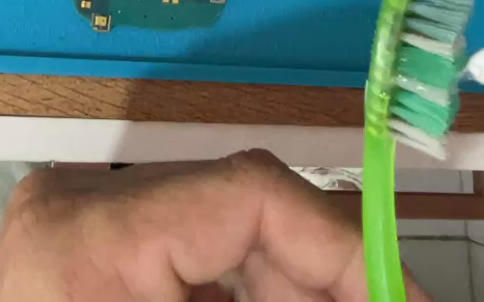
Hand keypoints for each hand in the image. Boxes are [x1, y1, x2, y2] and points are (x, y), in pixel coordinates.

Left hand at [0, 149, 428, 301]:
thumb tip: (385, 296)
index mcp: (93, 233)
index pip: (250, 192)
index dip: (343, 246)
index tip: (401, 294)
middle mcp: (83, 205)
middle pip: (244, 214)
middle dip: (324, 278)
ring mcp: (82, 227)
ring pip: (224, 240)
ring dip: (293, 290)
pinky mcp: (91, 254)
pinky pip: (193, 267)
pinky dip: (249, 297)